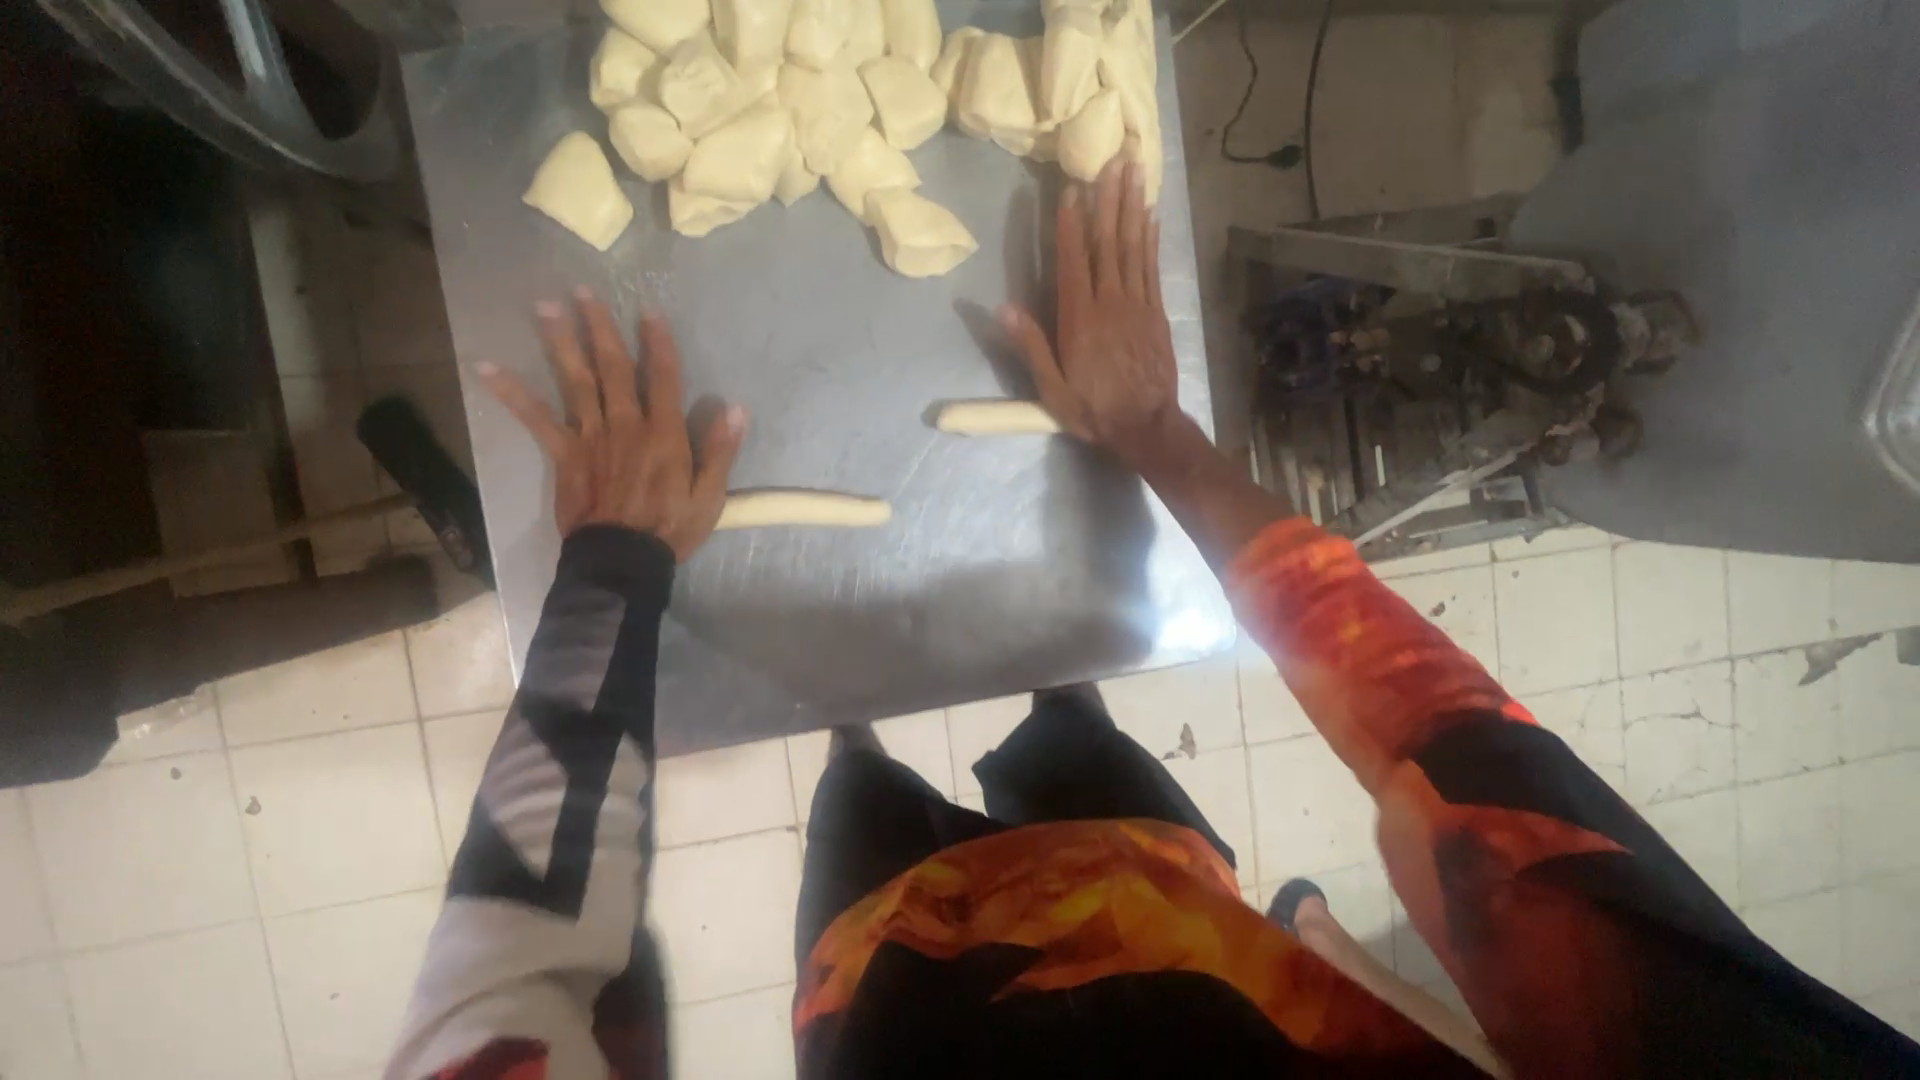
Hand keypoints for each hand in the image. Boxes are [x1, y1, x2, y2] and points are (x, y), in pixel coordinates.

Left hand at [476, 289, 746, 561]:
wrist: (622, 560)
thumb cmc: (670, 529)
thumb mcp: (710, 496)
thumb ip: (721, 451)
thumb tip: (735, 408)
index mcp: (664, 434)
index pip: (662, 378)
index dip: (658, 343)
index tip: (649, 311)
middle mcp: (625, 425)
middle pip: (612, 368)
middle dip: (599, 327)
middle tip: (584, 291)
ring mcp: (591, 437)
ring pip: (575, 381)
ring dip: (560, 342)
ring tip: (545, 306)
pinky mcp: (565, 455)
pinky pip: (536, 420)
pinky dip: (512, 393)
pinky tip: (486, 366)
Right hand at [1001, 160, 1183, 471]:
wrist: (1146, 425)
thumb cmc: (1093, 409)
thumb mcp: (1052, 388)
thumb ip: (1031, 345)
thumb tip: (1003, 308)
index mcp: (1079, 318)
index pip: (1072, 260)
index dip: (1071, 223)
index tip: (1071, 188)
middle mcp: (1109, 302)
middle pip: (1107, 242)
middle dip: (1108, 199)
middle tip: (1113, 159)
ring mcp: (1137, 304)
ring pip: (1133, 247)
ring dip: (1133, 207)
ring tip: (1135, 171)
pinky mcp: (1156, 313)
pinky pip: (1152, 268)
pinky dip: (1151, 240)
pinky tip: (1151, 217)